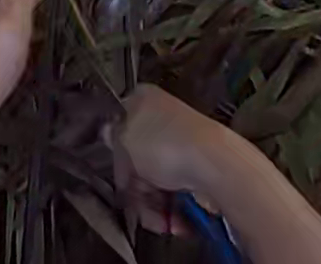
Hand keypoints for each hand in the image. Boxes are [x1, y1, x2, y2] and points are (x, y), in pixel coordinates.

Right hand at [111, 85, 239, 233]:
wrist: (213, 165)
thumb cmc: (164, 144)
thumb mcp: (124, 138)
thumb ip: (110, 138)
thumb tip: (107, 136)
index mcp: (140, 98)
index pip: (117, 127)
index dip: (116, 158)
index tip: (119, 180)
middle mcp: (159, 115)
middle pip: (135, 159)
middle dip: (136, 190)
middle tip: (139, 204)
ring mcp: (178, 141)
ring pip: (153, 179)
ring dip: (153, 206)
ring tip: (161, 220)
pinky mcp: (194, 165)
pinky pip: (173, 190)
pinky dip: (171, 209)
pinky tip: (175, 221)